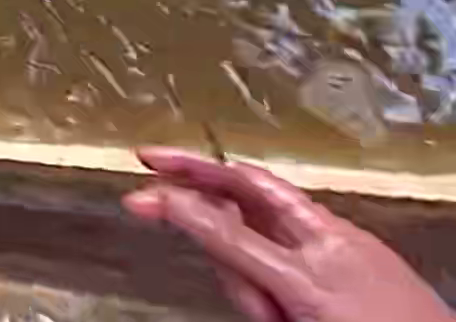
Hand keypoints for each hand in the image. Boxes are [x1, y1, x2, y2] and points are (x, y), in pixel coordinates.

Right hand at [123, 147, 453, 321]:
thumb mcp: (294, 280)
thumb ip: (225, 236)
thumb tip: (159, 195)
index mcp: (318, 227)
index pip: (239, 176)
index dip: (189, 164)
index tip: (144, 160)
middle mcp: (318, 245)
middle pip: (235, 220)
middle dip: (219, 247)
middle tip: (221, 274)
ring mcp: (322, 280)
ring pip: (246, 259)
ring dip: (242, 285)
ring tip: (269, 316)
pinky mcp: (320, 307)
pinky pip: (265, 288)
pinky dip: (260, 303)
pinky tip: (275, 320)